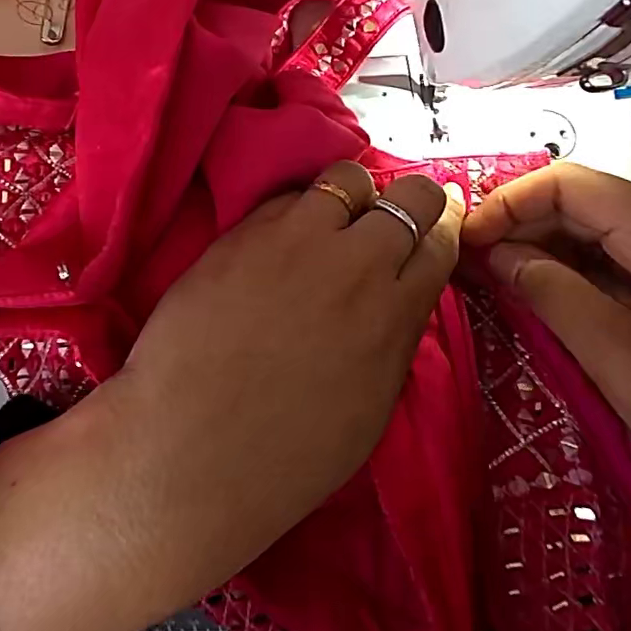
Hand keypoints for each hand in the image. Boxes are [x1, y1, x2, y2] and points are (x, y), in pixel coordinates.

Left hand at [0, 162, 461, 630]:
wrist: (190, 448)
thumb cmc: (287, 452)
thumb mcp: (371, 405)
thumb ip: (393, 337)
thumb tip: (396, 295)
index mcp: (394, 314)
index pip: (439, 242)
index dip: (440, 227)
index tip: (431, 225)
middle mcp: (356, 263)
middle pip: (409, 195)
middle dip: (409, 200)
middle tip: (386, 217)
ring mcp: (298, 239)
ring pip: (347, 177)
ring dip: (350, 195)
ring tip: (331, 220)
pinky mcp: (247, 231)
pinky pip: (287, 196)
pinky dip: (296, 209)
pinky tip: (279, 239)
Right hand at [463, 166, 630, 621]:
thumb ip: (557, 299)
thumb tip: (500, 255)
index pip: (570, 183)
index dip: (508, 202)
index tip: (466, 242)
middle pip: (584, 202)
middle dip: (522, 227)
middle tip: (474, 270)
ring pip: (601, 232)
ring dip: (547, 253)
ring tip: (504, 289)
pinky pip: (625, 262)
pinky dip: (580, 276)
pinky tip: (555, 305)